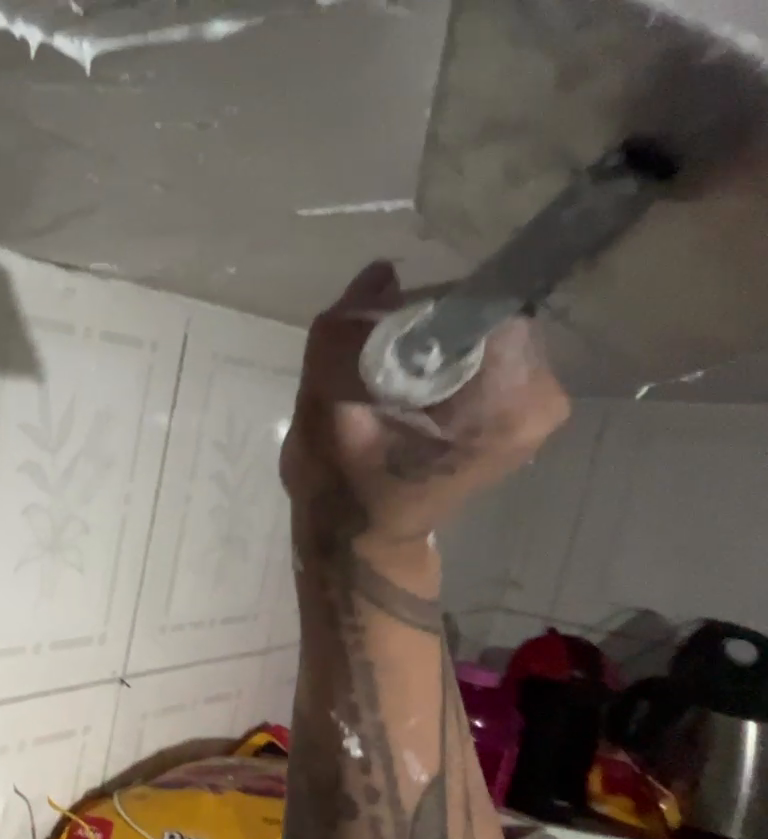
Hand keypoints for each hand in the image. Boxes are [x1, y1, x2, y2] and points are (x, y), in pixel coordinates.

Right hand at [281, 260, 570, 555]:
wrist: (359, 538)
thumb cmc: (339, 487)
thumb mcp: (325, 413)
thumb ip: (347, 341)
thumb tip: (379, 271)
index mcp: (504, 404)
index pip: (482, 311)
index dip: (422, 310)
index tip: (372, 334)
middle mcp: (542, 399)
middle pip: (488, 319)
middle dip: (423, 326)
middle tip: (366, 358)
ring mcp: (540, 406)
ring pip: (484, 335)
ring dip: (428, 343)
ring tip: (380, 379)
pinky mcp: (524, 410)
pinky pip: (485, 356)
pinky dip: (440, 360)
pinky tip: (401, 388)